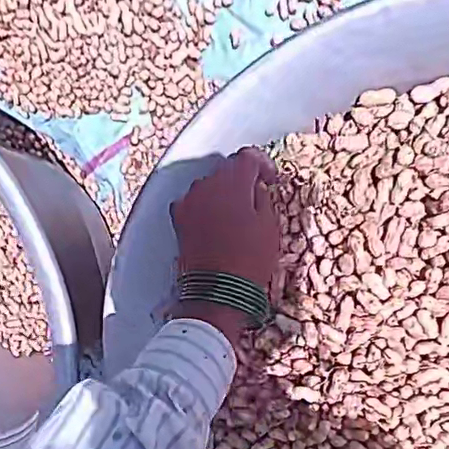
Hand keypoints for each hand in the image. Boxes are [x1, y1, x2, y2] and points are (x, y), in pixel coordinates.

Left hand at [171, 146, 280, 287]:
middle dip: (240, 181)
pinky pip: (194, 205)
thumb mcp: (269, 226)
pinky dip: (205, 209)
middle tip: (254, 200)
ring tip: (234, 217)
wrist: (218, 291)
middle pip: (225, 171)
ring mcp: (189, 202)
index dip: (262, 165)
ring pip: (208, 187)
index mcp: (232, 181)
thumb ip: (262, 198)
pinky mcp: (178, 220)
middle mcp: (206, 185)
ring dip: (221, 195)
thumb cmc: (249, 260)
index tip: (270, 181)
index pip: (247, 157)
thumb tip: (255, 189)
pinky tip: (216, 225)